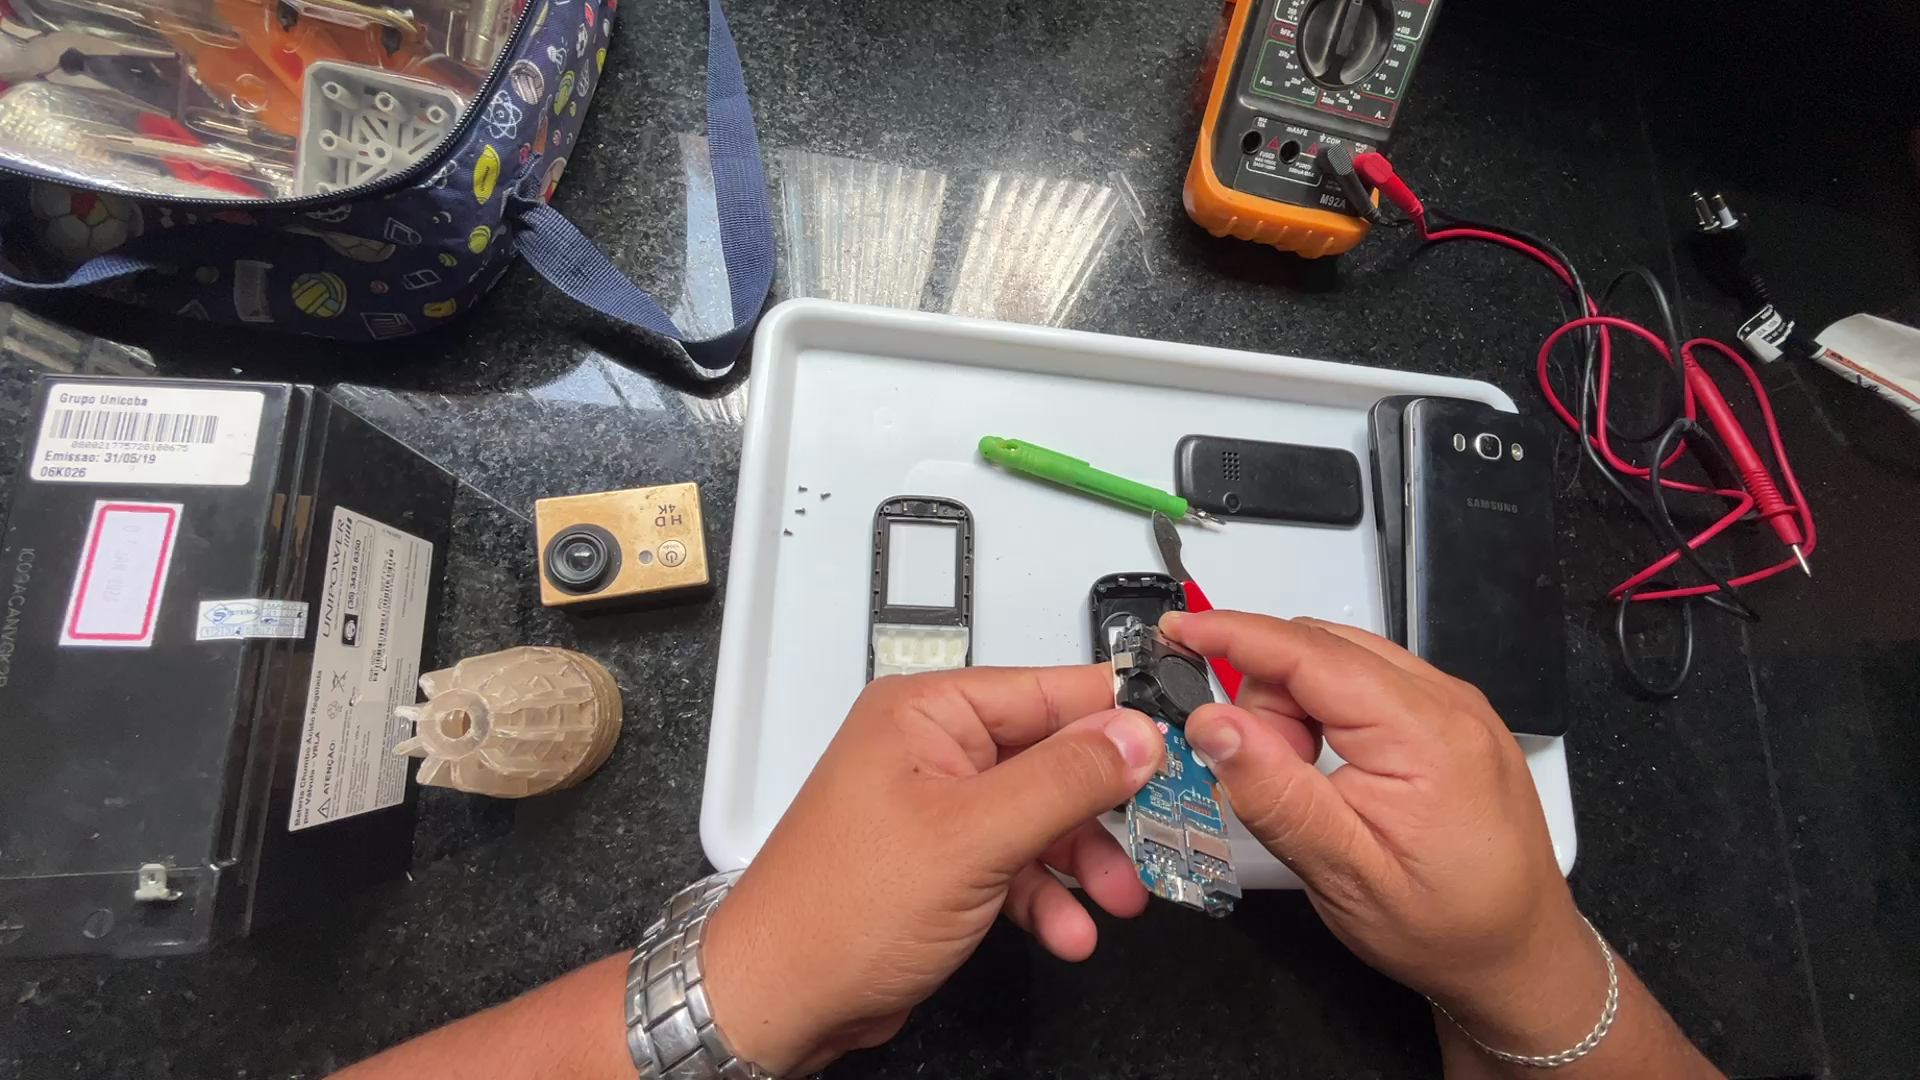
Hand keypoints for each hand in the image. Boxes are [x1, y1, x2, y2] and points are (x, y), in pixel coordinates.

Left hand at [699, 666, 1165, 1074]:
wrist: (780, 1001)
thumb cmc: (842, 905)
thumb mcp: (972, 836)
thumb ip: (1063, 779)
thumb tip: (1134, 734)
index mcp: (930, 711)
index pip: (1046, 689)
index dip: (1115, 712)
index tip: (1178, 735)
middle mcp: (936, 746)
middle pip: (1051, 755)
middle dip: (1102, 804)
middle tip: (1157, 832)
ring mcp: (942, 801)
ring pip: (1040, 811)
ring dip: (1081, 856)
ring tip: (1116, 896)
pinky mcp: (947, 852)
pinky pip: (1015, 856)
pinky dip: (1044, 891)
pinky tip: (1065, 929)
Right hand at [1162, 610, 1608, 1056]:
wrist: (1520, 958)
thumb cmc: (1442, 927)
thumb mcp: (1343, 874)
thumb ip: (1274, 793)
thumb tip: (1210, 722)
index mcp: (1426, 734)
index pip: (1308, 654)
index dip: (1234, 633)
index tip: (1177, 629)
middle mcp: (1444, 698)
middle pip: (1313, 649)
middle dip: (1264, 695)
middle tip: (1265, 767)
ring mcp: (1447, 699)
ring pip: (1328, 658)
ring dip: (1289, 703)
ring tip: (1303, 777)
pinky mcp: (1439, 709)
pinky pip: (1352, 675)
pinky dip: (1315, 707)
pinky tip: (1322, 760)